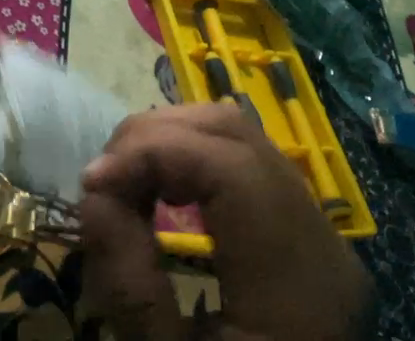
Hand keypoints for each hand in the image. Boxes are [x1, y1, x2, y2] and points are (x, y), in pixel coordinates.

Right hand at [79, 106, 372, 340]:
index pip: (226, 163)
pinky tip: (162, 193)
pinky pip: (247, 163)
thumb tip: (93, 192)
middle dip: (153, 139)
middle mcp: (322, 239)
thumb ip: (130, 282)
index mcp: (297, 280)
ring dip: (170, 142)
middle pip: (232, 133)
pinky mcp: (306, 236)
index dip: (150, 152)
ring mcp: (320, 233)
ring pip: (239, 136)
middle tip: (104, 181)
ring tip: (126, 182)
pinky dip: (193, 160)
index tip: (91, 184)